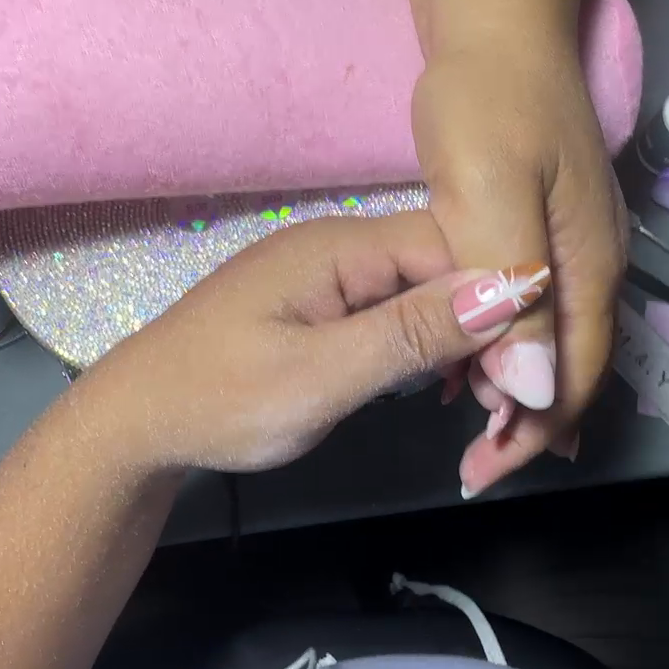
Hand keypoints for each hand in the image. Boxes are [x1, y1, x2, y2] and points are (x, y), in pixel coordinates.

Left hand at [79, 211, 549, 473]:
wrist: (140, 424)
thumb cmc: (221, 401)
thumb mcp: (320, 375)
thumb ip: (411, 333)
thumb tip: (510, 288)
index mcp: (341, 245)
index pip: (454, 245)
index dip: (504, 299)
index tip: (528, 369)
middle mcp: (341, 247)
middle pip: (445, 268)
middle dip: (489, 328)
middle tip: (507, 401)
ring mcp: (331, 277)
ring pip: (425, 294)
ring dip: (463, 342)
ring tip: (484, 403)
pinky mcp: (324, 308)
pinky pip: (396, 314)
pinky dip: (428, 348)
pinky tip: (445, 385)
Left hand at [412, 42, 627, 495]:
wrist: (494, 25)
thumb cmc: (485, 106)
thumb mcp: (488, 196)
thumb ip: (511, 290)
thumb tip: (539, 389)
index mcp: (584, 264)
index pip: (576, 373)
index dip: (534, 429)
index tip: (484, 470)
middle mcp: (589, 262)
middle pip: (570, 364)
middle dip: (526, 419)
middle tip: (472, 459)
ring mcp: (565, 243)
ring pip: (547, 339)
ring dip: (512, 386)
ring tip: (465, 423)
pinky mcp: (534, 228)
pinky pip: (527, 308)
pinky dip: (501, 345)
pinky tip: (463, 359)